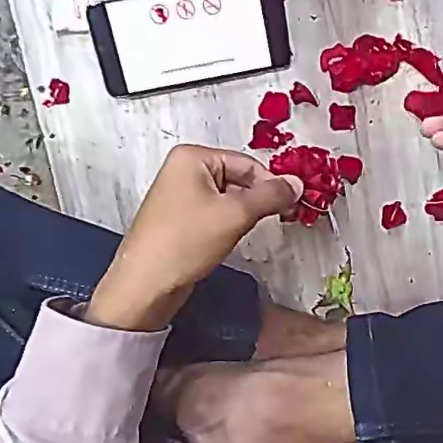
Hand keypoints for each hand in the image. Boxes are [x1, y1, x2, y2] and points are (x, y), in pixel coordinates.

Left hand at [87, 145, 303, 330]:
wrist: (145, 286)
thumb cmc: (184, 243)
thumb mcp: (236, 214)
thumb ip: (271, 195)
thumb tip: (297, 183)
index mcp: (192, 157)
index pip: (248, 163)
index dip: (272, 183)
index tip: (293, 203)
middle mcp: (184, 170)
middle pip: (239, 177)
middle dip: (260, 198)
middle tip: (283, 216)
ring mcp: (181, 194)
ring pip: (230, 196)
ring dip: (247, 211)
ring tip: (254, 229)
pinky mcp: (181, 217)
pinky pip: (217, 211)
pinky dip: (231, 221)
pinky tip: (234, 237)